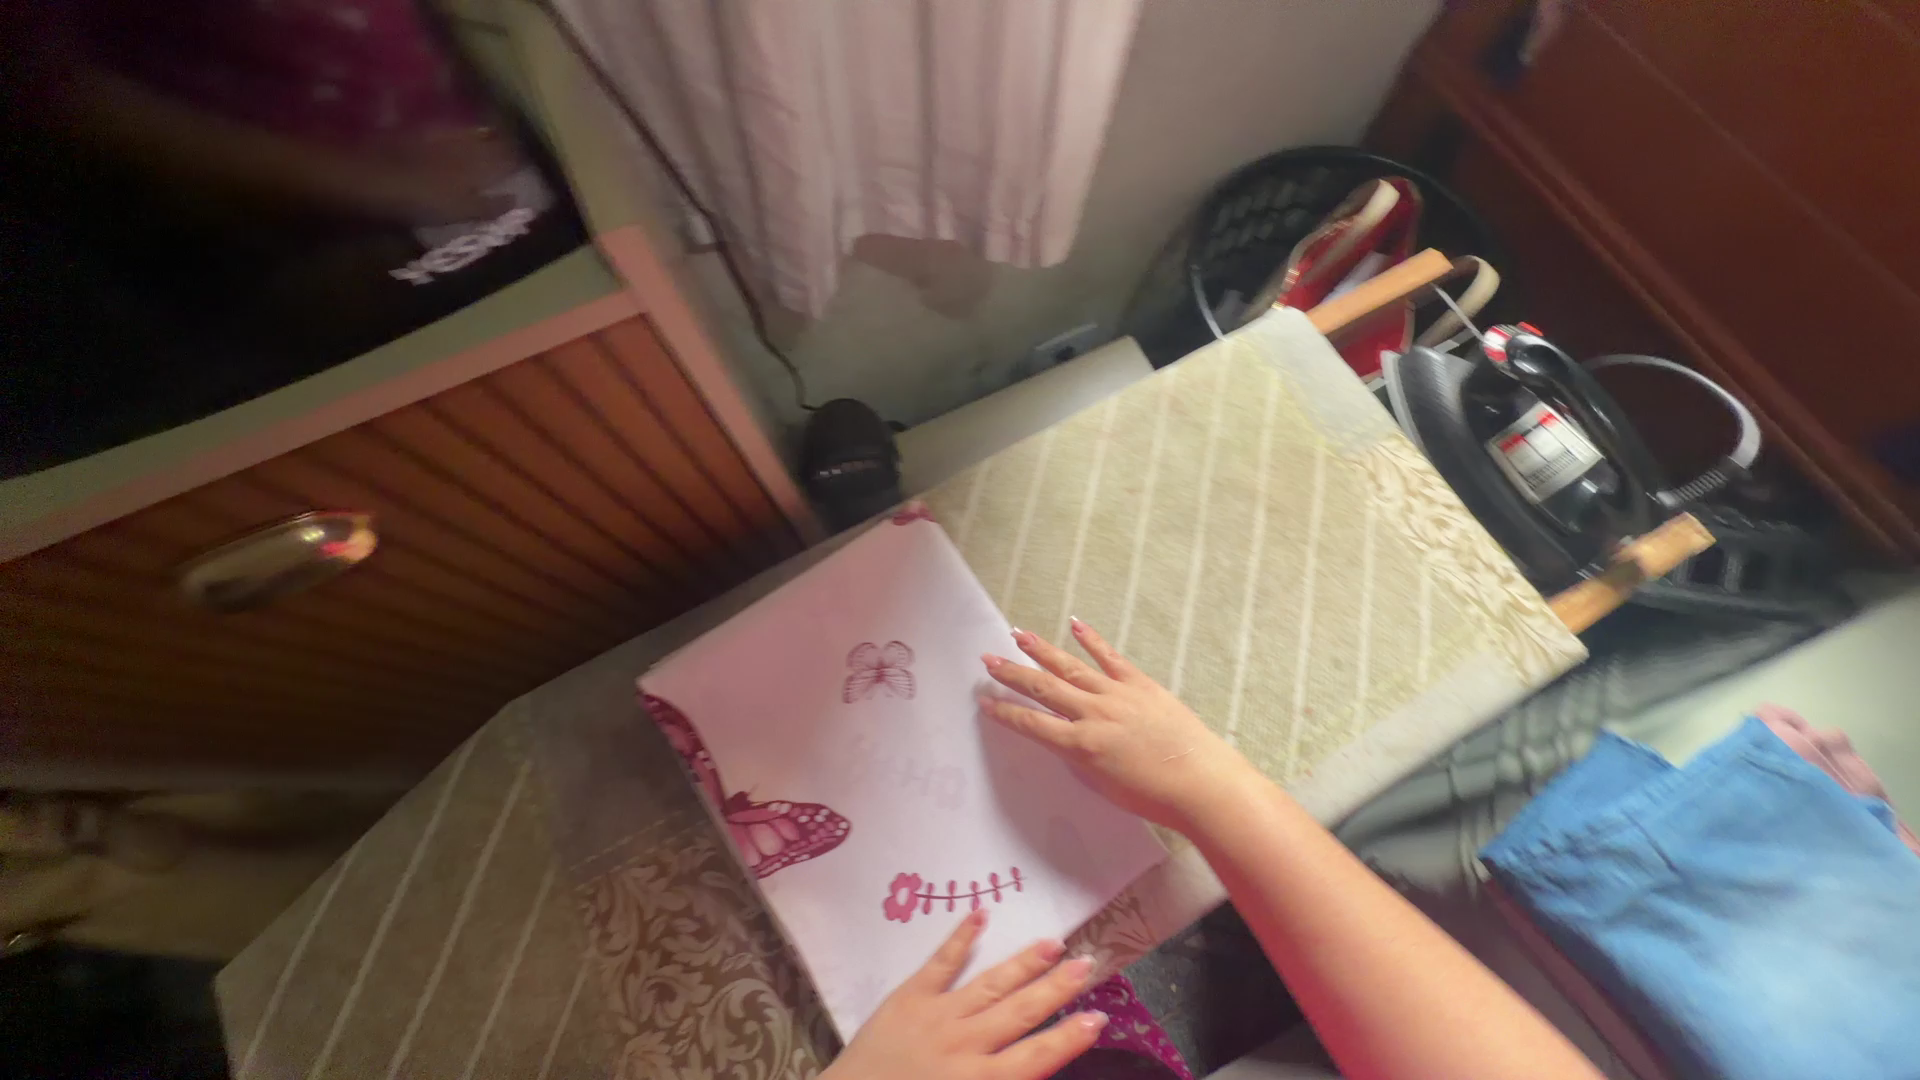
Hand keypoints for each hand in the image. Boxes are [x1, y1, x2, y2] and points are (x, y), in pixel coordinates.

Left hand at [823, 909, 1106, 1079]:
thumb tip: (1031, 1067)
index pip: (1036, 1057)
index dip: (1069, 1038)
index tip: (1099, 1016)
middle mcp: (966, 1044)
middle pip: (1020, 1012)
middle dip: (1057, 988)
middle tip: (1088, 962)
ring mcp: (938, 1014)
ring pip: (990, 984)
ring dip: (1023, 963)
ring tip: (1053, 941)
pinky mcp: (910, 995)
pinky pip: (941, 962)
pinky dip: (960, 937)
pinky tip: (981, 914)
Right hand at [980, 619, 1254, 830]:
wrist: (1202, 784)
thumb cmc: (1154, 797)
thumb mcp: (1103, 786)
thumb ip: (1079, 760)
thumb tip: (1065, 739)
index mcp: (1081, 746)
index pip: (1031, 725)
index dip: (1005, 713)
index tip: (984, 701)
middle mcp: (1093, 715)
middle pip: (1043, 689)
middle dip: (1012, 674)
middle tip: (988, 659)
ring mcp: (1117, 695)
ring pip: (1070, 667)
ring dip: (1042, 650)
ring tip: (1018, 634)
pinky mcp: (1140, 684)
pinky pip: (1110, 658)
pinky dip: (1092, 640)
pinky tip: (1076, 624)